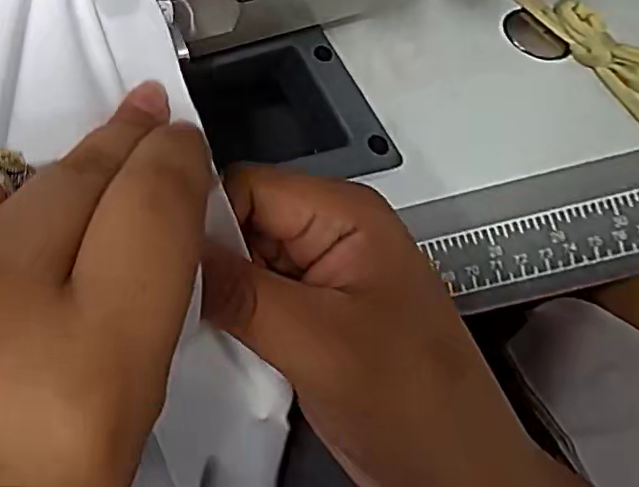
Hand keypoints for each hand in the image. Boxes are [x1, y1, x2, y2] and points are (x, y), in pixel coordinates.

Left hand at [0, 82, 214, 486]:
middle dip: (116, 151)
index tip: (175, 134)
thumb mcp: (97, 431)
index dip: (173, 161)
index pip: (152, 213)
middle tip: (136, 124)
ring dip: (12, 209)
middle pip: (80, 174)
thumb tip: (141, 195)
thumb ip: (130, 310)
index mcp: (76, 377)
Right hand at [200, 167, 580, 486]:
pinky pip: (244, 284)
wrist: (463, 485)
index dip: (204, 218)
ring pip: (234, 251)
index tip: (177, 259)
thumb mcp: (324, 347)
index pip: (241, 183)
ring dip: (219, 287)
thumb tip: (175, 256)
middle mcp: (325, 227)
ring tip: (215, 322)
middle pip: (234, 215)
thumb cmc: (429, 413)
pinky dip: (229, 308)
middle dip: (211, 257)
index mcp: (342, 211)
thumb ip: (243, 293)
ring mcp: (313, 266)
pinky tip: (227, 333)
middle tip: (193, 297)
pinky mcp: (301, 300)